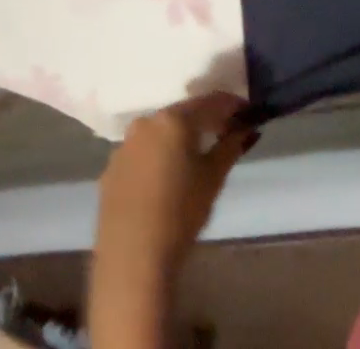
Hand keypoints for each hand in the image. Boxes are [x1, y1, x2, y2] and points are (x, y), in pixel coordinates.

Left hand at [95, 92, 257, 280]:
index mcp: (173, 119)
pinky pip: (142, 153)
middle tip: (227, 134)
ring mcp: (122, 148)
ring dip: (181, 137)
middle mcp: (145, 124)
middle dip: (207, 120)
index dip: (235, 106)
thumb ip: (233, 143)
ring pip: (160, 133)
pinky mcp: (110, 172)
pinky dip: (160, 155)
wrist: (132, 259)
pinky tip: (169, 176)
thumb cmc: (182, 210)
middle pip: (184, 113)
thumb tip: (247, 128)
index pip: (213, 101)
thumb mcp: (216, 174)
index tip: (250, 116)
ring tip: (197, 156)